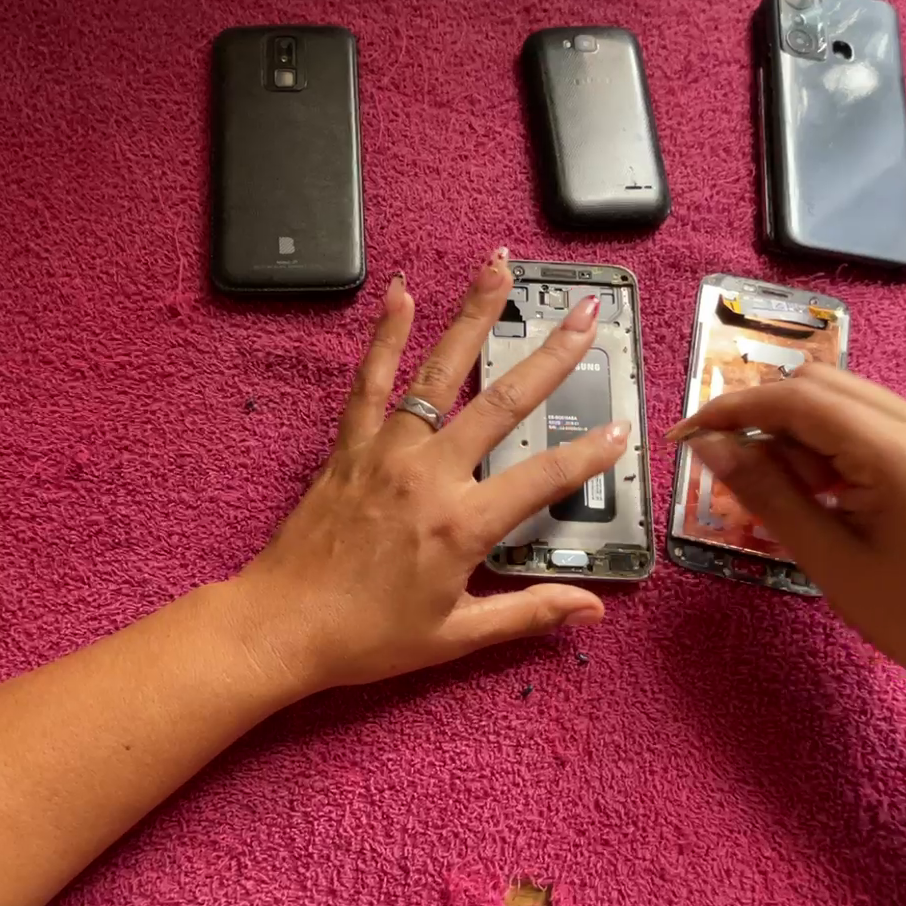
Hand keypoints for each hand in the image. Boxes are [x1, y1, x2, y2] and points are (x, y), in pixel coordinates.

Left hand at [232, 250, 630, 692]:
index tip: (621, 429)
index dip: (589, 456)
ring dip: (472, 319)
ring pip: (437, 374)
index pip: (544, 480)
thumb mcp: (455, 635)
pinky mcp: (348, 448)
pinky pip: (370, 384)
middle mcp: (428, 476)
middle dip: (551, 357)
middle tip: (585, 314)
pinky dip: (385, 338)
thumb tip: (591, 610)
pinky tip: (399, 295)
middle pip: (501, 404)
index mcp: (462, 526)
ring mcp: (386, 454)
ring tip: (497, 269)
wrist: (284, 625)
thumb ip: (527, 613)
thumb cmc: (367, 637)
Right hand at [667, 363, 905, 707]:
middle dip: (759, 415)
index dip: (732, 409)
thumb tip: (708, 446)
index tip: (685, 436)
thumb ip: (765, 491)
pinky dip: (823, 443)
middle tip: (727, 464)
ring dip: (792, 431)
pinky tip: (816, 491)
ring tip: (780, 491)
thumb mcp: (825, 556)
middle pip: (818, 385)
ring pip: (841, 400)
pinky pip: (865, 424)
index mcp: (899, 451)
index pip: (797, 400)